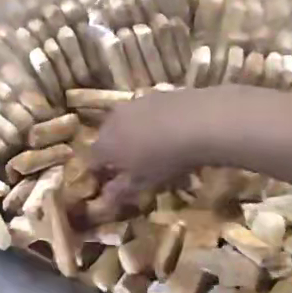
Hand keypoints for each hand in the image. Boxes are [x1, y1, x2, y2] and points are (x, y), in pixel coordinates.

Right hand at [85, 87, 249, 220]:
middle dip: (117, 152)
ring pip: (129, 123)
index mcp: (104, 144)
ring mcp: (135, 103)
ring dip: (136, 135)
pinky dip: (154, 123)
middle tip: (132, 166)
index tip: (108, 183)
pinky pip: (149, 112)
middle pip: (108, 138)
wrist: (198, 121)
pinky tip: (172, 132)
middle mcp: (113, 119)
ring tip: (155, 149)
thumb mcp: (142, 182)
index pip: (93, 160)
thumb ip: (120, 191)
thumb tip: (105, 199)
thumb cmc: (164, 159)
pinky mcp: (157, 93)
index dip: (99, 173)